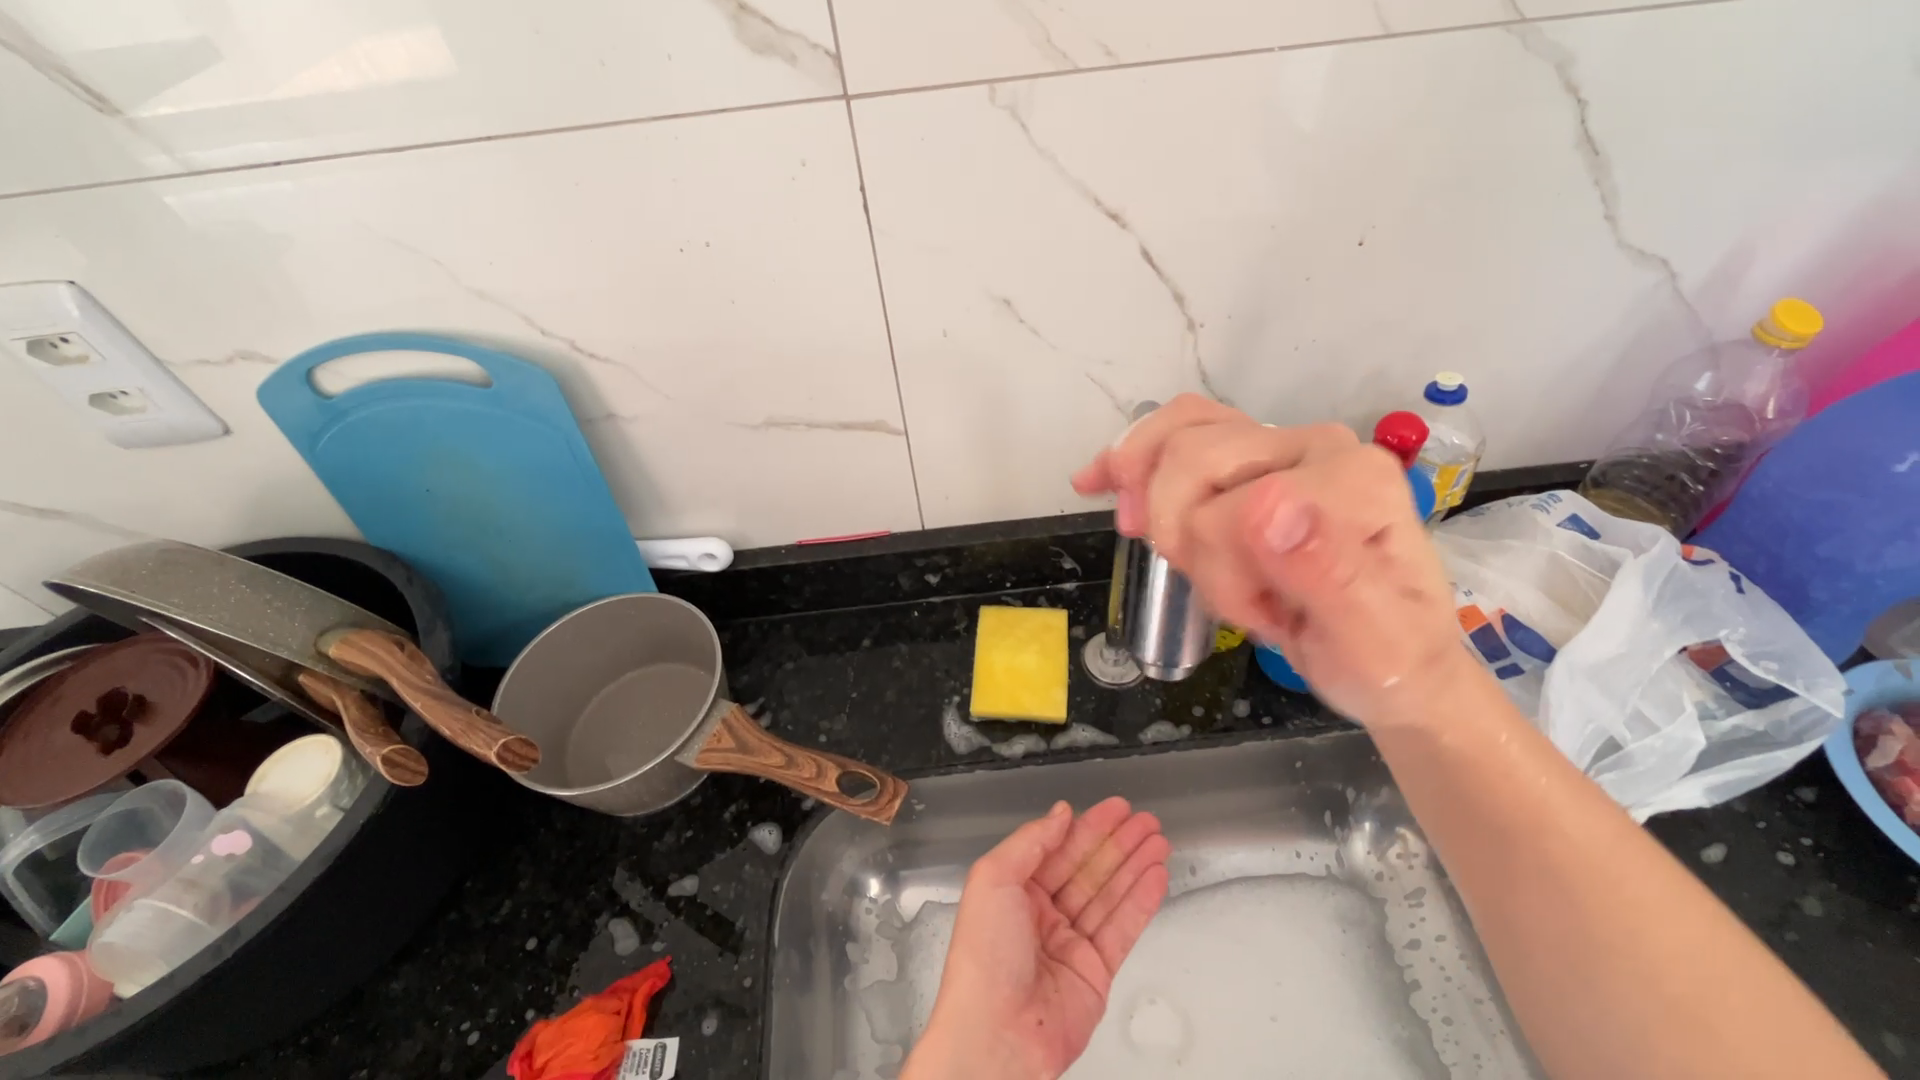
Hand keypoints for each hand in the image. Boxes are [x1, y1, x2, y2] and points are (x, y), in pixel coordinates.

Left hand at [903, 798, 1169, 1079]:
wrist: (997, 1034)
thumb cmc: (983, 958)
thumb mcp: (993, 880)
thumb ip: (1030, 841)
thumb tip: (1059, 813)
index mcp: (1012, 891)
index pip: (1057, 848)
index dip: (1088, 826)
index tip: (1115, 808)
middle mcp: (1041, 915)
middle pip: (1088, 868)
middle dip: (1118, 843)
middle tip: (1146, 820)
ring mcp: (1070, 944)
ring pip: (1109, 894)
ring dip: (1135, 865)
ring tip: (1159, 841)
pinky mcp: (1095, 972)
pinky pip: (1123, 928)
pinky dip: (1142, 901)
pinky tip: (1156, 876)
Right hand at [1071, 394, 1479, 727]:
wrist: (1387, 659)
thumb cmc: (1381, 657)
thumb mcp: (1367, 642)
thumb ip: (1326, 571)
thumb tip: (1265, 506)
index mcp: (1351, 481)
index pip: (1232, 506)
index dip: (1222, 572)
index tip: (1263, 619)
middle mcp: (1317, 446)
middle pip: (1195, 459)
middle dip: (1186, 540)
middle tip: (1222, 592)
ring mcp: (1281, 447)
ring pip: (1178, 436)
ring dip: (1153, 502)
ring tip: (1154, 543)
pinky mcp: (1252, 460)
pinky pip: (1177, 433)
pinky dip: (1131, 458)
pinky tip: (1097, 480)